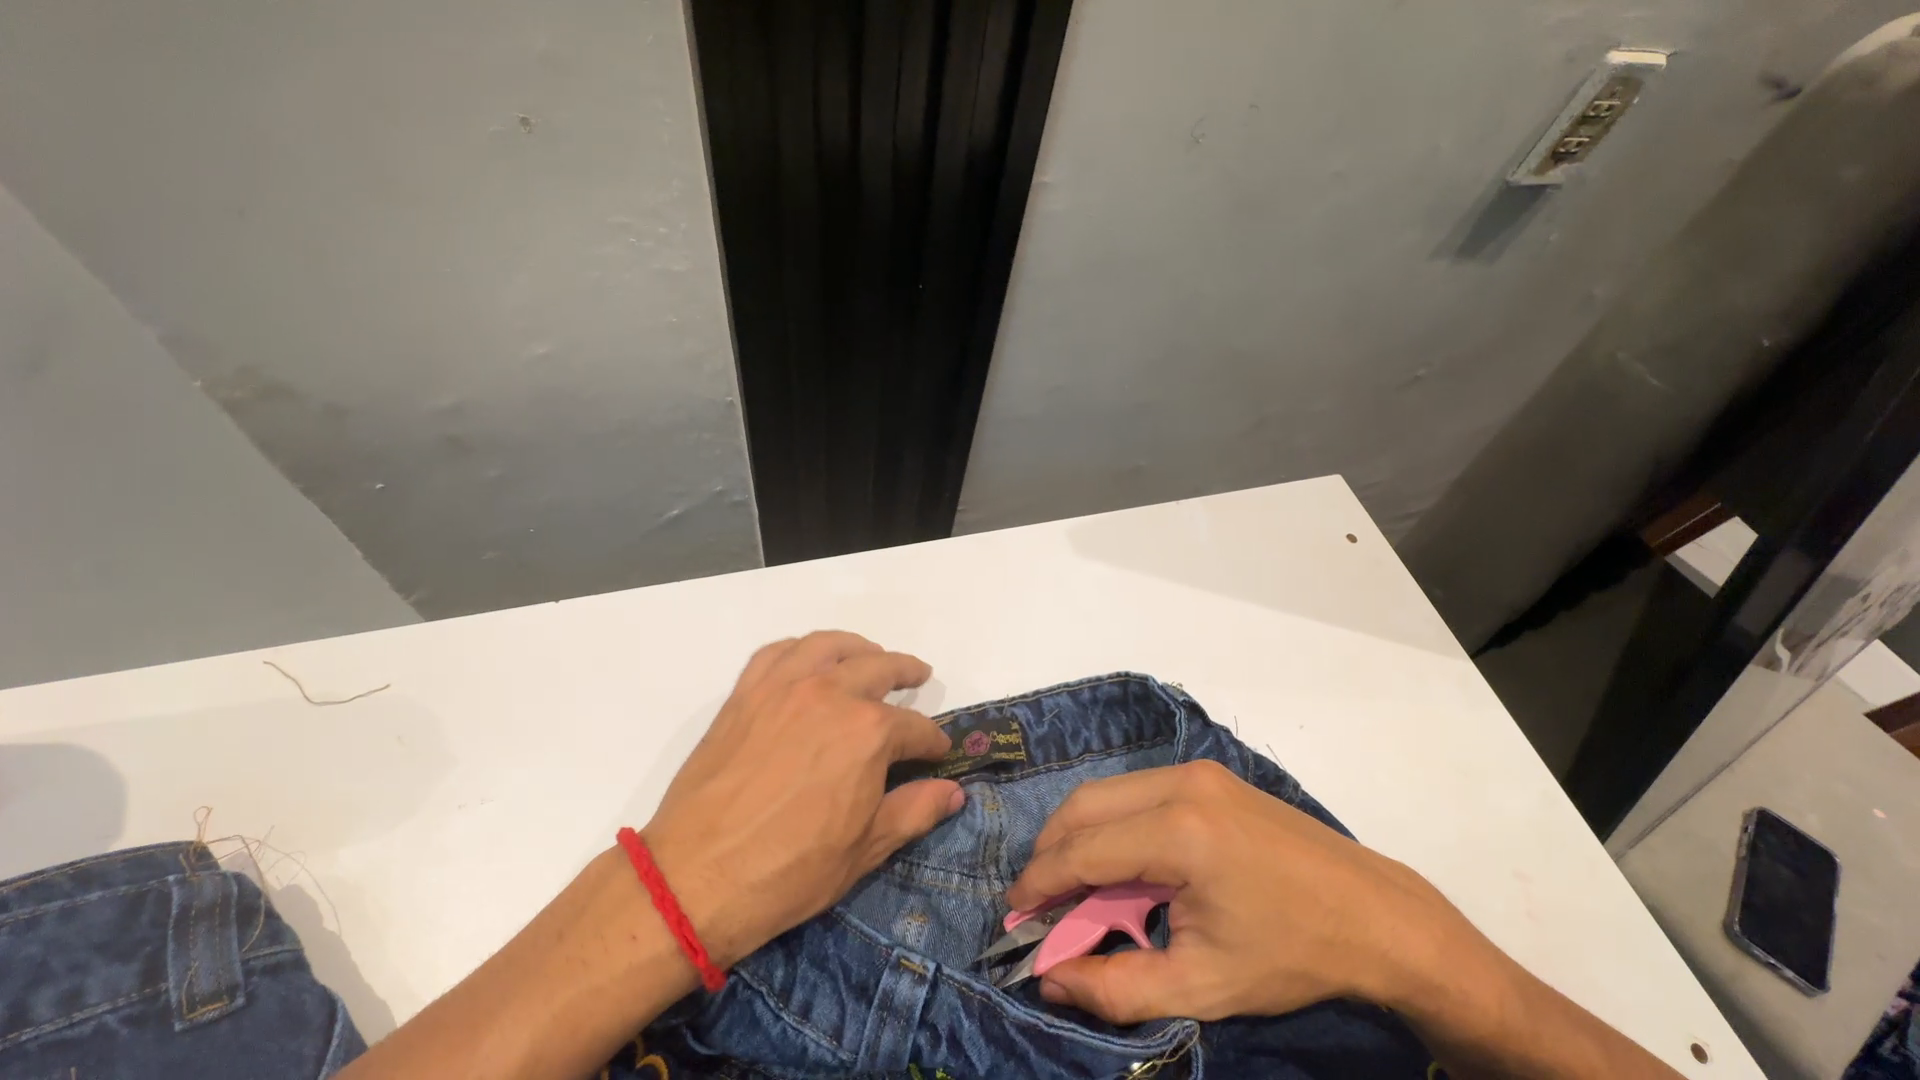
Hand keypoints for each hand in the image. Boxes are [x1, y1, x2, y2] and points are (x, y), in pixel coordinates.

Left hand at [644, 631, 962, 968]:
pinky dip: (801, 649)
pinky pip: (777, 652)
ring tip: (869, 656)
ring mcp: (782, 688)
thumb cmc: (790, 871)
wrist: (696, 878)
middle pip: (879, 669)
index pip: (915, 728)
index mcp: (868, 732)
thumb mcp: (865, 849)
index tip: (938, 754)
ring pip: (829, 646)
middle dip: (906, 673)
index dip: (932, 743)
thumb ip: (914, 810)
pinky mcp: (744, 694)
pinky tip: (808, 661)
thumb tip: (953, 792)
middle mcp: (829, 694)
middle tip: (917, 678)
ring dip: (857, 648)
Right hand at [1006, 760, 1470, 1023]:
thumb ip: (1117, 987)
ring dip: (1078, 833)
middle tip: (1038, 900)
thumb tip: (1050, 981)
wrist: (1378, 917)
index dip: (1040, 883)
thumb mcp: (1204, 986)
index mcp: (1179, 834)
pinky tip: (1116, 860)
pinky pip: (1137, 789)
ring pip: (1108, 791)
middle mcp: (1181, 786)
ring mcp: (1198, 772)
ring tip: (1071, 883)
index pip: (1083, 851)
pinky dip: (1111, 821)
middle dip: (1050, 852)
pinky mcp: (1211, 775)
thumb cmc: (1292, 955)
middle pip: (1085, 806)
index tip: (1015, 914)